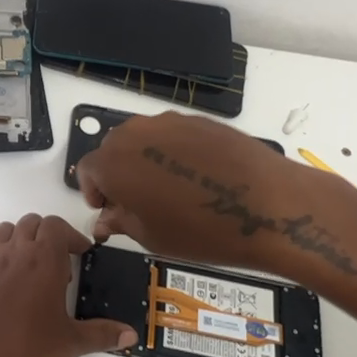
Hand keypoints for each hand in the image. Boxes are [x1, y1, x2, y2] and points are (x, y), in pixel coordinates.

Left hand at [0, 214, 134, 356]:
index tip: (80, 254)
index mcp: (42, 260)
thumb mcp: (73, 343)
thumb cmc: (31, 353)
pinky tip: (3, 294)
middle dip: (46, 236)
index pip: (56, 225)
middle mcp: (12, 253)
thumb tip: (130, 335)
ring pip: (3, 234)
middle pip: (30, 224)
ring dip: (19, 242)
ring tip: (29, 271)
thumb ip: (103, 333)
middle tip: (57, 266)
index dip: (70, 236)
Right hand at [74, 111, 356, 280]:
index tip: (108, 210)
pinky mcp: (200, 120)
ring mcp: (170, 122)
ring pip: (143, 139)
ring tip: (167, 191)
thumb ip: (120, 221)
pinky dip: (173, 153)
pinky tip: (194, 179)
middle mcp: (136, 134)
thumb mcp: (151, 236)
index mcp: (114, 162)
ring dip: (144, 161)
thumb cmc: (201, 230)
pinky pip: (172, 135)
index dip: (93, 192)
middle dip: (116, 174)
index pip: (88, 170)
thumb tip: (105, 219)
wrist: (268, 206)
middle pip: (113, 149)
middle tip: (135, 203)